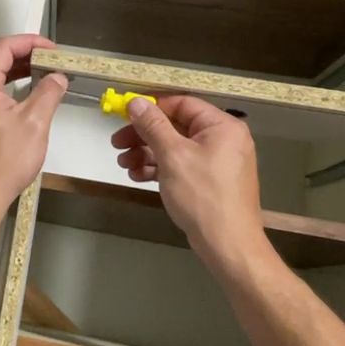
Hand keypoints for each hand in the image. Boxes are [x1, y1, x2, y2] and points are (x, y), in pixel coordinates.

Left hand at [0, 35, 67, 213]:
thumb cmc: (3, 163)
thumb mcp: (35, 122)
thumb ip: (48, 93)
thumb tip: (57, 78)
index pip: (1, 48)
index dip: (28, 42)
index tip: (50, 48)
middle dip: (23, 54)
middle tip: (49, 59)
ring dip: (17, 71)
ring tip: (43, 73)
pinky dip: (9, 88)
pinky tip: (27, 97)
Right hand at [111, 95, 268, 263]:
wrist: (227, 244)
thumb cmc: (202, 195)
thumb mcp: (173, 156)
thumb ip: (153, 126)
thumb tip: (136, 102)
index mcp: (221, 126)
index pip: (182, 104)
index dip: (152, 107)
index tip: (125, 115)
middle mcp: (222, 139)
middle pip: (176, 127)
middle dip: (144, 136)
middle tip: (117, 143)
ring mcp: (217, 162)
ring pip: (175, 148)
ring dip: (146, 154)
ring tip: (123, 164)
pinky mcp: (209, 181)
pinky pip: (181, 166)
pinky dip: (159, 169)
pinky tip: (138, 176)